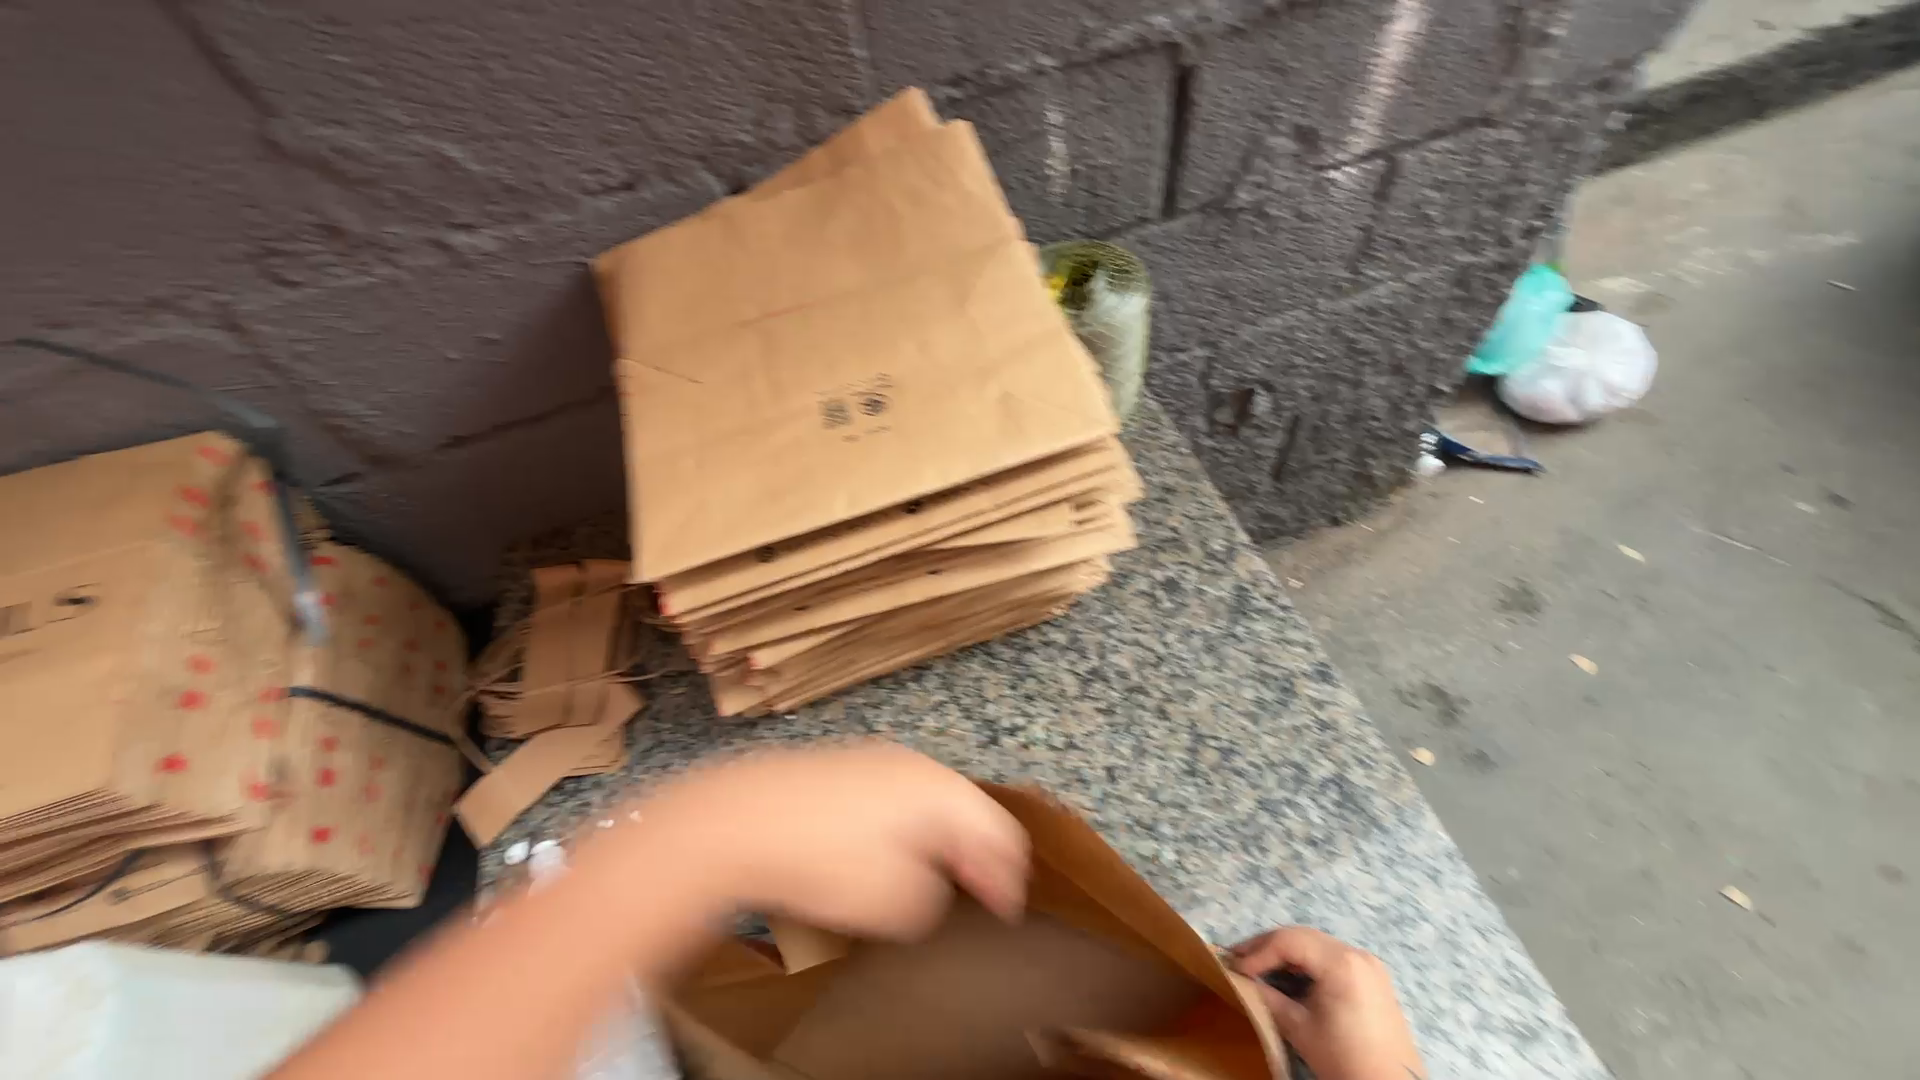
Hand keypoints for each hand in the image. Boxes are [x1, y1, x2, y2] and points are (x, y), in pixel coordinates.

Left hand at [598, 742, 1028, 939]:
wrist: (738, 818)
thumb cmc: (823, 859)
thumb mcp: (896, 900)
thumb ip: (934, 894)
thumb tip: (932, 880)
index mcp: (941, 791)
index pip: (1000, 833)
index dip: (1008, 877)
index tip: (1005, 909)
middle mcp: (916, 765)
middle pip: (967, 810)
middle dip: (975, 854)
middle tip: (975, 892)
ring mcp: (876, 759)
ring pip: (929, 801)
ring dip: (939, 839)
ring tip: (930, 876)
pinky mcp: (844, 766)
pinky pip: (894, 796)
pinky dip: (904, 825)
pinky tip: (883, 851)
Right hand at [1230, 927, 1425, 1079]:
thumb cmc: (1344, 1059)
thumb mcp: (1299, 1028)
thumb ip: (1268, 997)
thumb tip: (1243, 979)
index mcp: (1340, 962)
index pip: (1288, 941)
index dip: (1257, 952)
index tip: (1234, 967)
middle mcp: (1356, 953)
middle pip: (1302, 937)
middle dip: (1268, 946)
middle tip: (1239, 958)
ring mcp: (1368, 964)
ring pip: (1316, 944)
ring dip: (1286, 952)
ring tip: (1259, 964)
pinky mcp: (1373, 978)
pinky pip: (1332, 957)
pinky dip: (1307, 962)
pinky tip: (1289, 974)